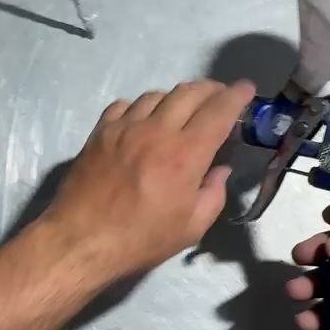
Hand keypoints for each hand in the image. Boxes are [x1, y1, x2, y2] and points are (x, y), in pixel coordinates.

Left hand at [39, 79, 256, 285]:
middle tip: (219, 97)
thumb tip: (220, 169)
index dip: (237, 96)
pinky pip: (125, 104)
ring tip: (182, 110)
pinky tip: (144, 120)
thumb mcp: (191, 227)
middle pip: (189, 92)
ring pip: (157, 94)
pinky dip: (141, 106)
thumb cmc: (140, 239)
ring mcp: (125, 127)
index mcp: (186, 154)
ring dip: (176, 97)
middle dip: (211, 89)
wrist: (82, 240)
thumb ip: (214, 193)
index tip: (247, 88)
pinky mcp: (100, 131)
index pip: (219, 111)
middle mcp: (157, 131)